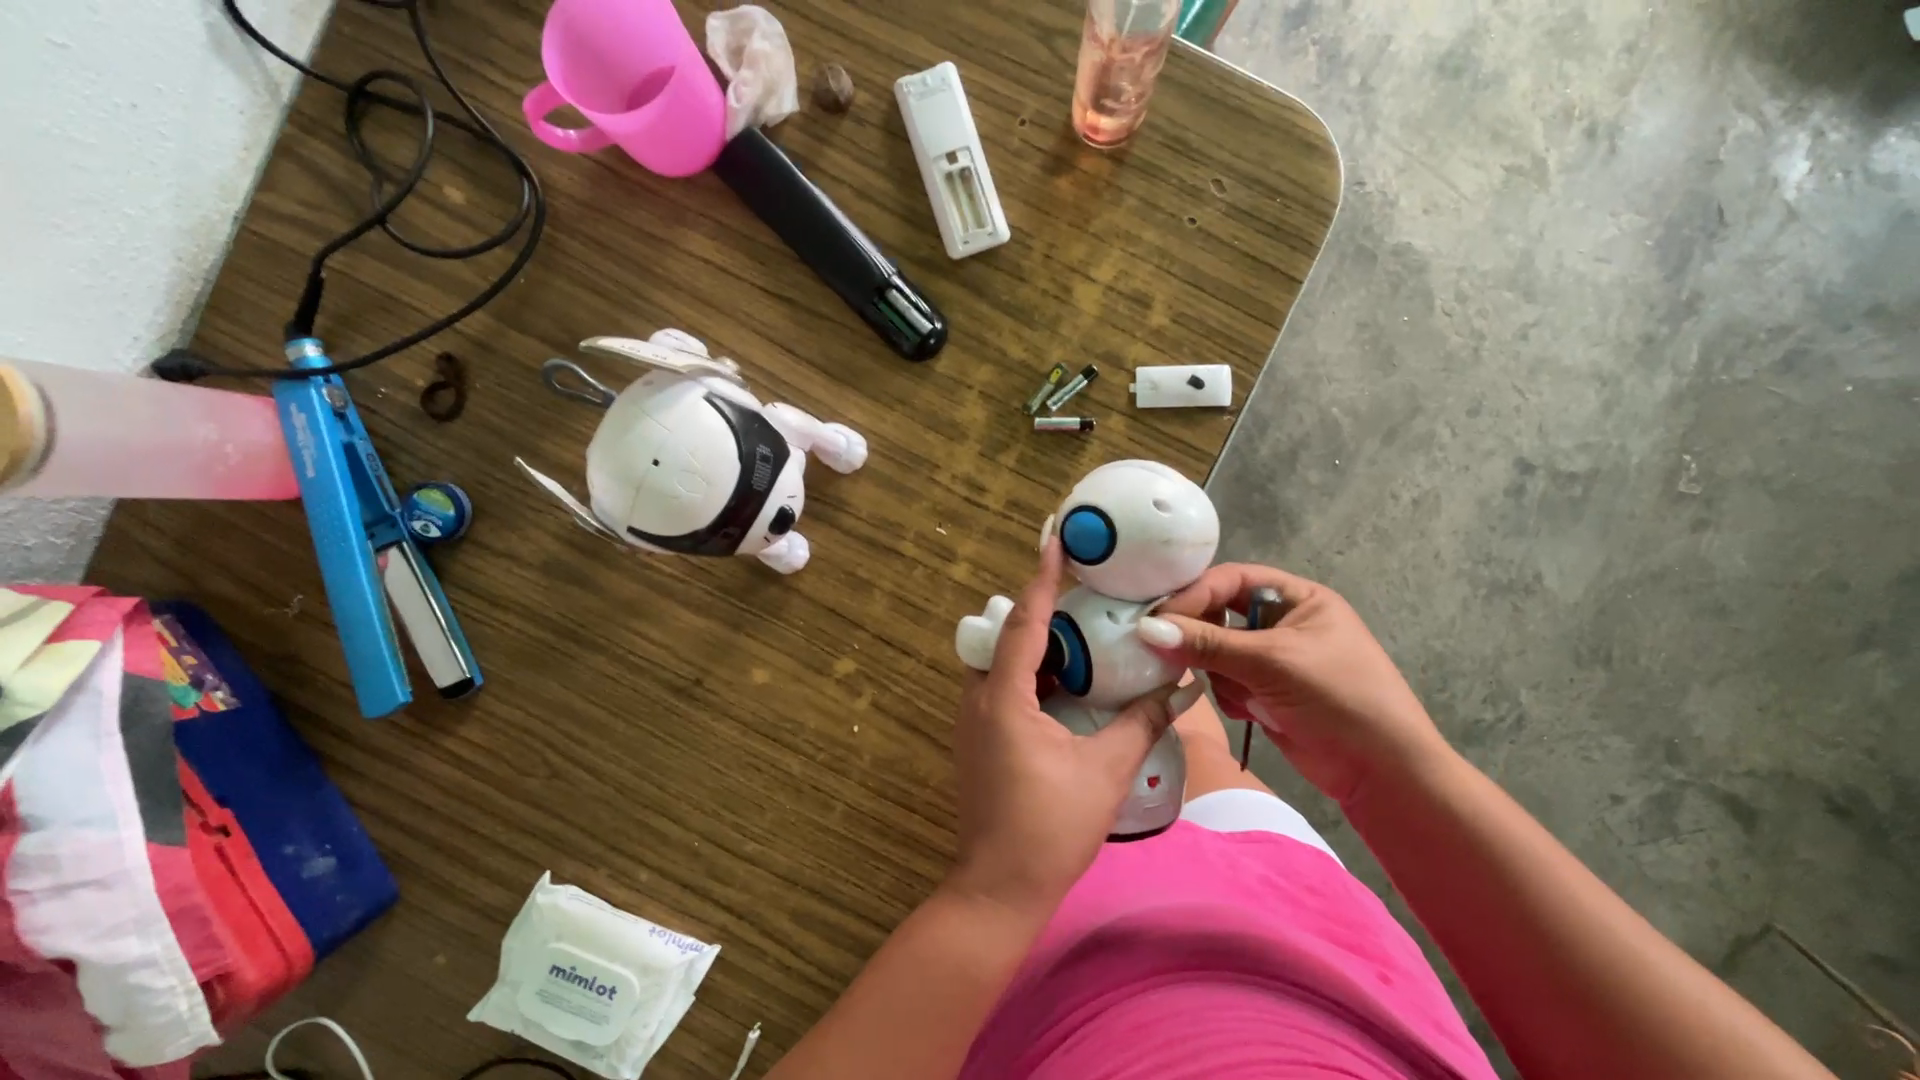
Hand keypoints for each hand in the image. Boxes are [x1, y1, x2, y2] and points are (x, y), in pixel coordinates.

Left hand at [951, 540, 1201, 912]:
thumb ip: (1141, 722)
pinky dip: (1034, 677)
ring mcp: (974, 723)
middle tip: (1084, 594)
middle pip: (1006, 636)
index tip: (1054, 539)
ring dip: (1038, 647)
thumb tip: (1179, 689)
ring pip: (1003, 665)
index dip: (1041, 578)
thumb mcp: (1105, 770)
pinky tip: (1070, 685)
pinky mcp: (980, 742)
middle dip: (1041, 611)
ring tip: (1084, 634)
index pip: (1023, 621)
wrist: (999, 889)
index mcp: (1003, 697)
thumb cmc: (1049, 828)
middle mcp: (979, 701)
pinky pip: (1004, 690)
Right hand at [1136, 564, 1449, 806]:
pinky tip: (1251, 714)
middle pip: (1220, 615)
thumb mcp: (1272, 663)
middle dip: (1203, 637)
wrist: (1382, 772)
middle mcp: (1284, 623)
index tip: (1158, 619)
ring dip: (1219, 673)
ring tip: (1240, 694)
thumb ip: (1207, 644)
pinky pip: (1226, 684)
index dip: (1195, 594)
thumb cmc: (1340, 699)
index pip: (1232, 580)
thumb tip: (1147, 629)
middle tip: (1169, 652)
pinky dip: (1231, 697)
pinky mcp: (1266, 695)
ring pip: (1216, 653)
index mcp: (1299, 598)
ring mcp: (1274, 661)